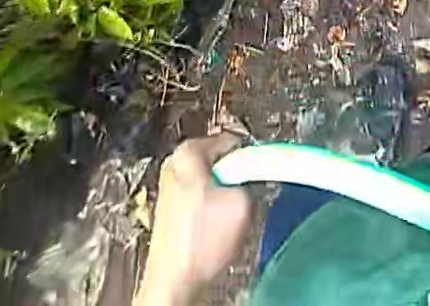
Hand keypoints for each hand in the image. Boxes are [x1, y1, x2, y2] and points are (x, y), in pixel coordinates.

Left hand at [133, 132, 254, 305]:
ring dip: (225, 196)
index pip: (234, 141)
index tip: (256, 176)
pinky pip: (204, 197)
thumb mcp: (242, 203)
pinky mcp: (171, 208)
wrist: (173, 288)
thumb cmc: (201, 245)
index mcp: (189, 151)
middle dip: (235, 178)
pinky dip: (212, 209)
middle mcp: (175, 162)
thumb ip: (254, 176)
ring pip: (214, 180)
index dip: (250, 159)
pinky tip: (213, 229)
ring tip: (225, 218)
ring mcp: (170, 186)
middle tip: (239, 200)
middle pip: (222, 160)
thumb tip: (259, 169)